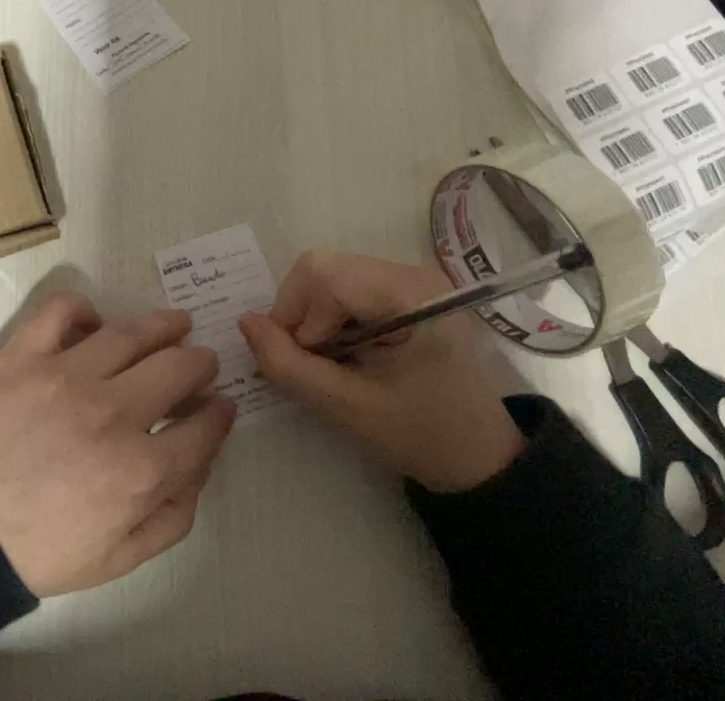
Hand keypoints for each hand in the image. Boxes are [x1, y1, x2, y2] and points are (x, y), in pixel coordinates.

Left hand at [0, 294, 237, 596]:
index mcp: (140, 470)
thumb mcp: (120, 557)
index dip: (220, 413)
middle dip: (202, 364)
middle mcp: (112, 413)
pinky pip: (60, 310)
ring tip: (176, 324)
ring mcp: (65, 376)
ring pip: (131, 332)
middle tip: (202, 362)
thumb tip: (200, 464)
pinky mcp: (24, 355)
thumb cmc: (39, 548)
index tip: (220, 405)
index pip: (204, 426)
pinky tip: (95, 322)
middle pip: (179, 368)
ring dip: (164, 325)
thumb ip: (173, 515)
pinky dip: (83, 307)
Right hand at [237, 251, 524, 493]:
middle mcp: (411, 272)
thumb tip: (244, 322)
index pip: (323, 274)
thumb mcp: (346, 408)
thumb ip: (288, 365)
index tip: (312, 363)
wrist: (479, 457)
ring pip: (325, 274)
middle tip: (315, 360)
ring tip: (331, 358)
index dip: (298, 317)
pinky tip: (345, 349)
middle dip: (300, 314)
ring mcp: (407, 278)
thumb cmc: (421, 435)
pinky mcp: (400, 290)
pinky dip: (326, 316)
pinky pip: (340, 285)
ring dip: (311, 316)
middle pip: (320, 268)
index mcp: (412, 296)